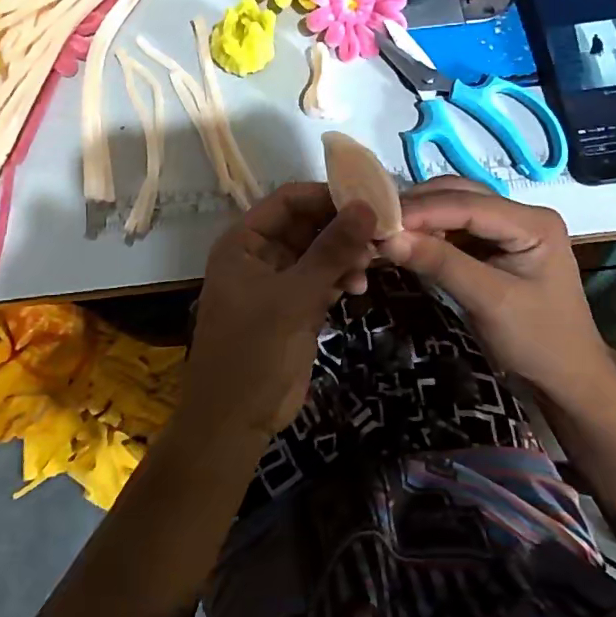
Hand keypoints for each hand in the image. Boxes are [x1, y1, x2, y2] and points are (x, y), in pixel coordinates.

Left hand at [183, 183, 377, 435]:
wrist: (236, 420)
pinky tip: (358, 288)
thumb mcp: (295, 296)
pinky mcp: (295, 306)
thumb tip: (367, 207)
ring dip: (345, 255)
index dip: (327, 197)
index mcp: (245, 242)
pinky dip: (341, 278)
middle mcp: (260, 255)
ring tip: (369, 268)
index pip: (289, 201)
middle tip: (379, 237)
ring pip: (319, 252)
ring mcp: (279, 281)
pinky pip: (323, 278)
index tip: (370, 202)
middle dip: (342, 229)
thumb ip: (332, 250)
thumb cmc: (255, 350)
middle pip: (308, 224)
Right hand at [380, 177, 613, 397]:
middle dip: (419, 208)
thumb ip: (441, 263)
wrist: (567, 382)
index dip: (422, 209)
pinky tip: (406, 243)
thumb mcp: (490, 302)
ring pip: (455, 210)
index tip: (379, 220)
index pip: (469, 203)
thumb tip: (389, 238)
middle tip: (376, 223)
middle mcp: (522, 216)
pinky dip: (430, 234)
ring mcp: (509, 231)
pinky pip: (456, 231)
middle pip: (461, 196)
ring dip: (422, 219)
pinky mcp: (495, 249)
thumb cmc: (538, 342)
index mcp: (533, 221)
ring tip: (385, 232)